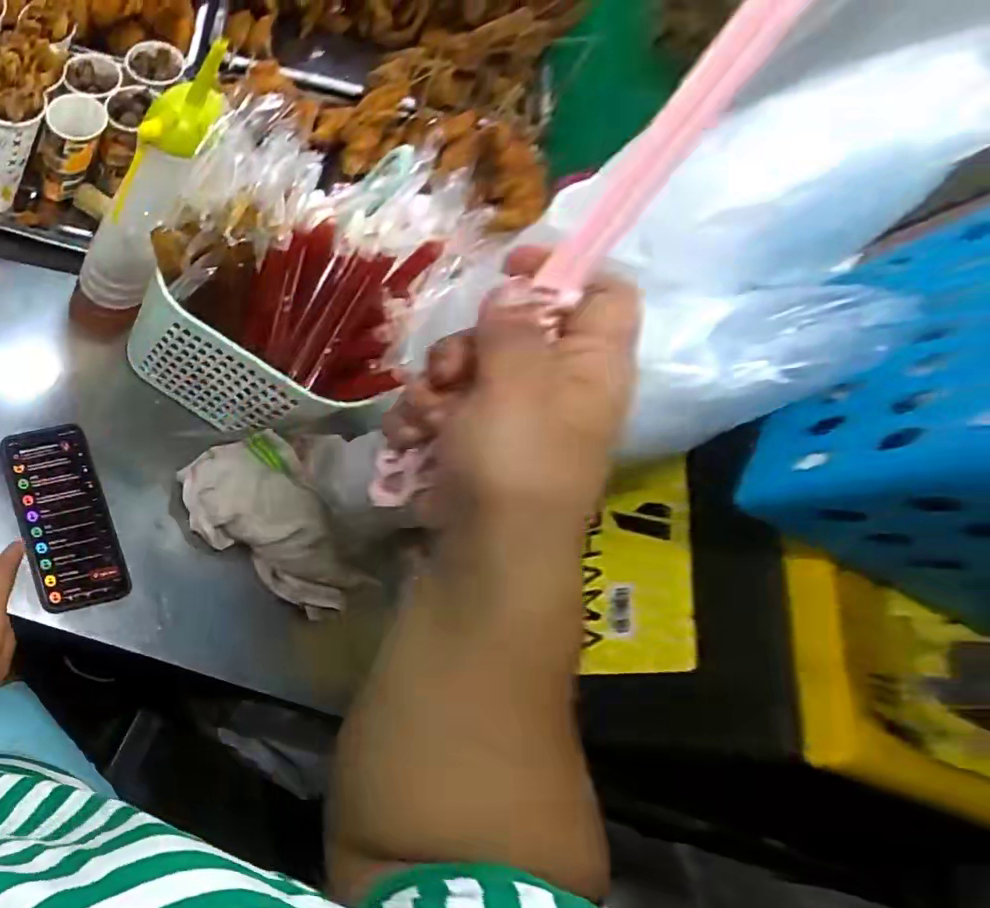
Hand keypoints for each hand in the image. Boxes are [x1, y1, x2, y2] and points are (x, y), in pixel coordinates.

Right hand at [383, 246, 639, 534]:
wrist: (485, 545)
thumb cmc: (514, 461)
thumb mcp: (517, 385)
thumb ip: (513, 329)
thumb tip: (515, 285)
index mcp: (589, 365)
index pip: (599, 294)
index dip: (561, 270)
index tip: (510, 262)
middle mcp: (549, 387)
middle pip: (507, 334)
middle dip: (463, 349)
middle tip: (447, 373)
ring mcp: (502, 419)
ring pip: (459, 376)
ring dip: (429, 391)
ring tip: (424, 422)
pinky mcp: (463, 446)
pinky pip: (435, 414)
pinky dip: (416, 423)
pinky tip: (408, 442)